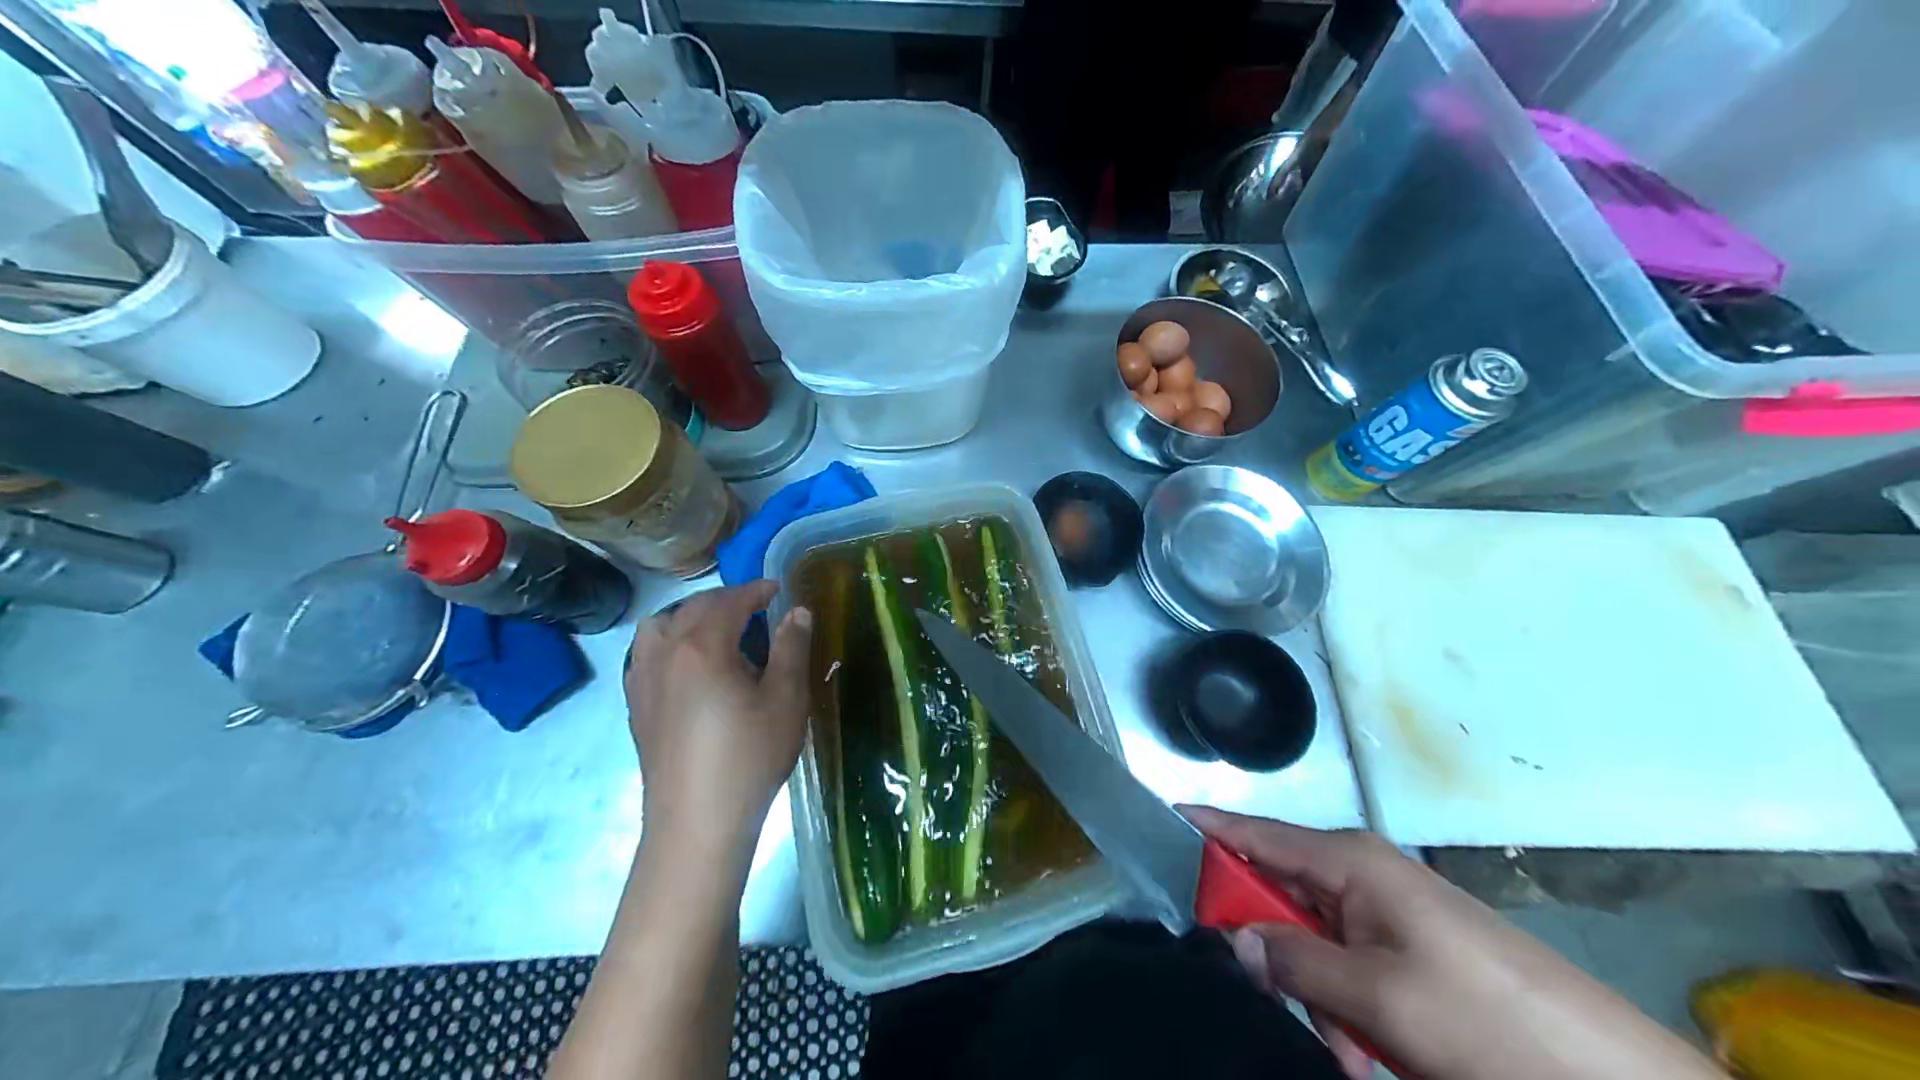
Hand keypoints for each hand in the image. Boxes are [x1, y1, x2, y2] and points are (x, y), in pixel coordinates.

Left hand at [625, 581, 811, 857]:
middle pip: (693, 609)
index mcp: (702, 646)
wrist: (698, 821)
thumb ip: (791, 648)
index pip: (730, 601)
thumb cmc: (749, 757)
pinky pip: (646, 655)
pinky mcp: (636, 706)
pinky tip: (687, 667)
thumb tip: (797, 611)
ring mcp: (643, 680)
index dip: (756, 590)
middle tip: (756, 608)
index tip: (778, 589)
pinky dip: (667, 643)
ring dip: (687, 617)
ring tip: (714, 631)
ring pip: (658, 627)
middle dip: (726, 600)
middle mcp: (665, 653)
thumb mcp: (785, 699)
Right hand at [1182, 807, 1722, 1079]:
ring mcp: (1392, 911)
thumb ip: (1294, 961)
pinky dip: (1352, 1010)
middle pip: (1281, 892)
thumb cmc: (1484, 1019)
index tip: (1165, 818)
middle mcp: (1365, 874)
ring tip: (1358, 1055)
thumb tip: (1238, 938)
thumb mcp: (1377, 998)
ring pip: (1316, 942)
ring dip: (1320, 998)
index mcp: (1350, 862)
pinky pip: (1352, 966)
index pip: (1257, 831)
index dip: (1210, 827)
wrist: (1618, 1079)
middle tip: (1292, 1007)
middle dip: (1277, 953)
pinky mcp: (1414, 947)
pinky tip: (1378, 1054)